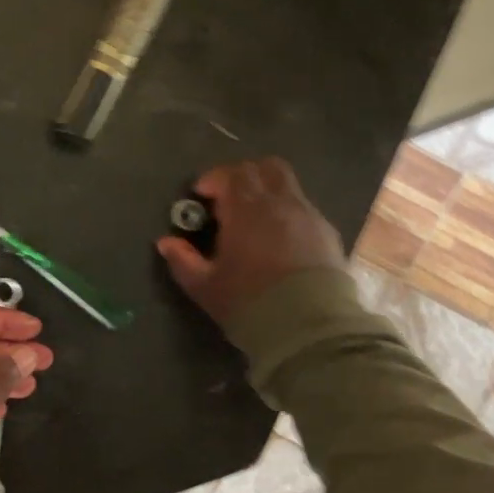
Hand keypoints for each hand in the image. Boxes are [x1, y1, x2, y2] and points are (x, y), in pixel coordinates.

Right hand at [155, 157, 345, 323]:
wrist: (307, 324)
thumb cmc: (248, 302)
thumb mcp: (205, 287)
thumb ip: (183, 260)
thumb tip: (166, 242)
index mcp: (247, 209)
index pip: (231, 174)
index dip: (213, 179)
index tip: (201, 196)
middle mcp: (280, 202)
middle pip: (264, 167)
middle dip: (242, 176)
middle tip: (227, 199)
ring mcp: (308, 215)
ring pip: (287, 184)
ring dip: (267, 191)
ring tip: (254, 218)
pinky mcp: (327, 232)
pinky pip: (303, 208)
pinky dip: (286, 212)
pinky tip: (278, 240)